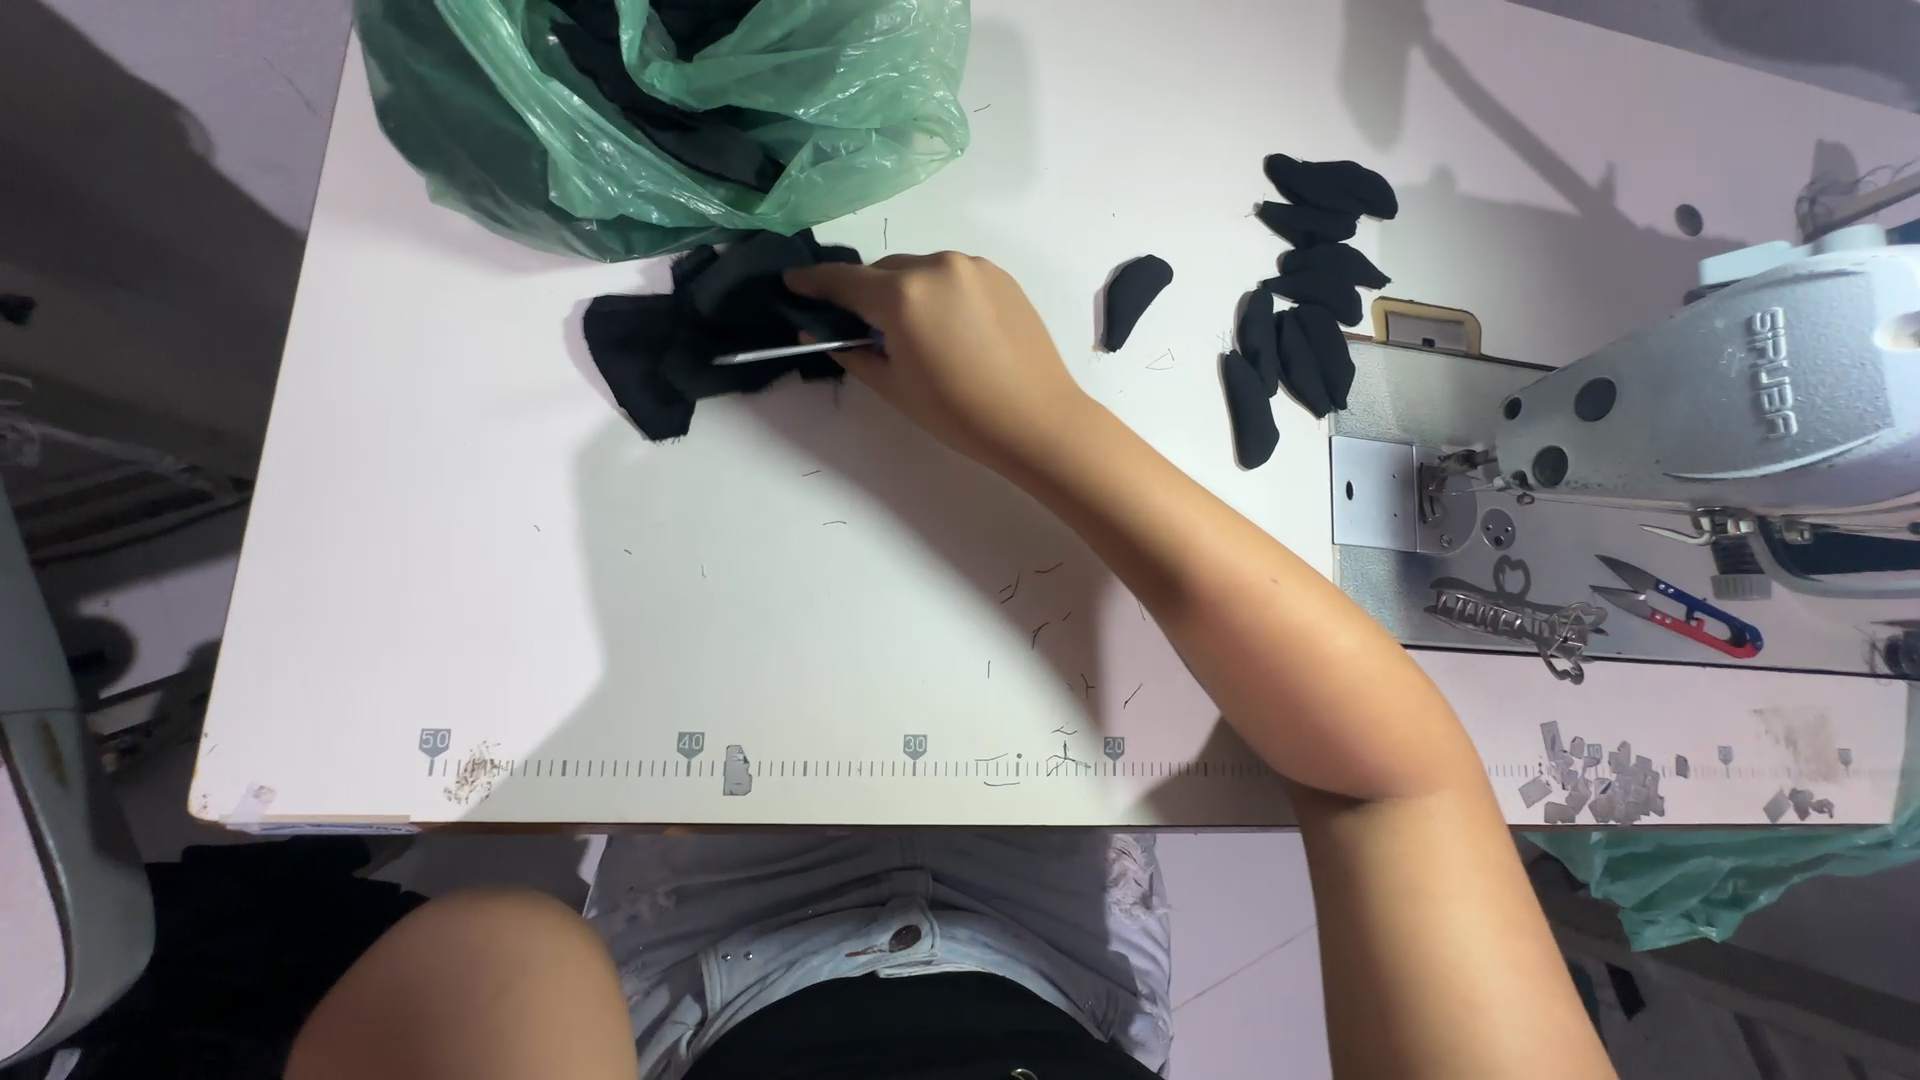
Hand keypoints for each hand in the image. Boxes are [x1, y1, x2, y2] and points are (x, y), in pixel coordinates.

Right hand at [784, 253, 1094, 473]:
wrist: (1038, 421)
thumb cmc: (960, 414)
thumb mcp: (894, 388)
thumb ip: (851, 351)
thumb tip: (817, 329)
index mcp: (904, 296)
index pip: (844, 280)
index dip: (813, 283)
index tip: (793, 283)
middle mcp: (937, 266)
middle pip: (884, 273)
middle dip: (865, 295)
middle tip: (862, 329)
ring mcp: (973, 267)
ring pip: (920, 271)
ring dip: (905, 293)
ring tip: (914, 335)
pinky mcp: (1001, 276)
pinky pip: (953, 276)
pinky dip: (939, 294)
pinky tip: (950, 331)